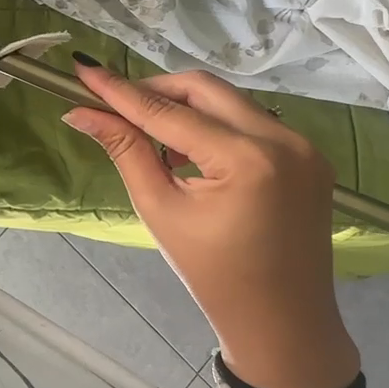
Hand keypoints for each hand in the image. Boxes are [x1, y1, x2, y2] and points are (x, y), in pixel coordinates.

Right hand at [63, 63, 358, 387]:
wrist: (283, 319)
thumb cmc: (211, 271)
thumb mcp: (158, 207)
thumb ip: (124, 149)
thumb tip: (80, 111)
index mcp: (246, 160)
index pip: (167, 111)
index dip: (119, 90)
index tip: (82, 68)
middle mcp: (283, 140)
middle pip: (201, 88)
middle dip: (152, 89)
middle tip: (111, 104)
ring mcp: (303, 145)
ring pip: (225, 98)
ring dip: (181, 104)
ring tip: (147, 134)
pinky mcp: (308, 154)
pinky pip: (247, 118)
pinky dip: (210, 120)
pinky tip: (185, 150)